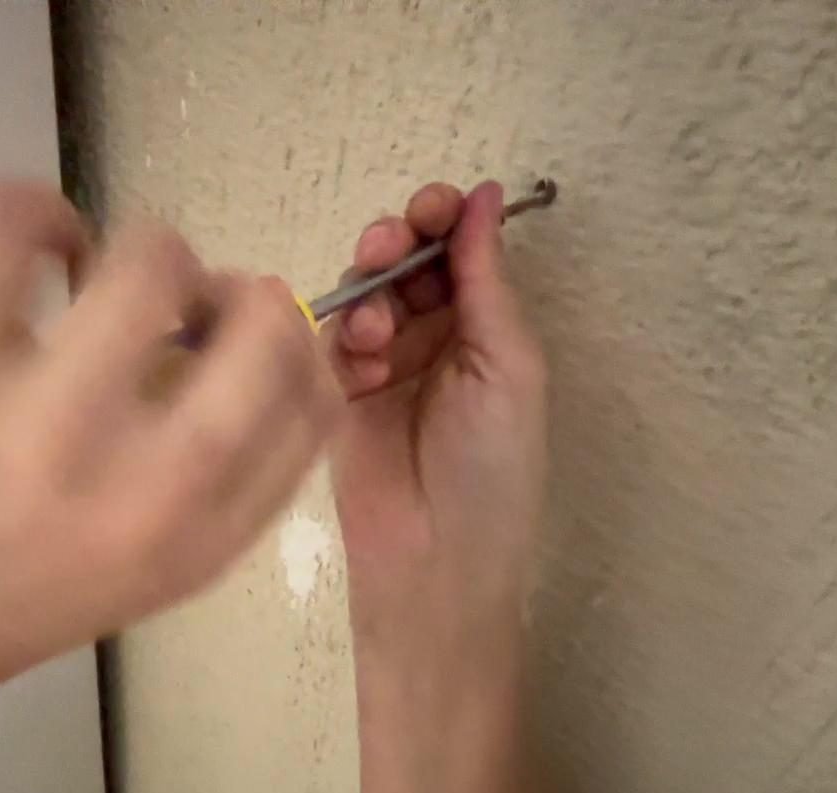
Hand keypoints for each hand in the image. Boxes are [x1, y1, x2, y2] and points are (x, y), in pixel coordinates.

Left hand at [0, 179, 341, 731]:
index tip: (247, 340)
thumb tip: (227, 336)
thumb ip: (211, 480)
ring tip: (95, 283)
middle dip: (241, 291)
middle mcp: (145, 487)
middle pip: (268, 322)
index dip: (296, 348)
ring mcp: (38, 424)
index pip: (314, 407)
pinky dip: (34, 211)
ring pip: (153, 255)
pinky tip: (26, 257)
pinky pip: (14, 215)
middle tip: (181, 305)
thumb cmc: (2, 608)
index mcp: (200, 541)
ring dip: (143, 251)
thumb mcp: (141, 575)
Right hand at [329, 180, 547, 701]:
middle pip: (404, 268)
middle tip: (387, 242)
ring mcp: (379, 368)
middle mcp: (431, 342)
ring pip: (361, 298)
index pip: (457, 257)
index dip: (444, 223)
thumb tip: (483, 195)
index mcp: (483, 332)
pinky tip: (359, 356)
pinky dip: (343, 336)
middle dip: (396, 245)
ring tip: (375, 325)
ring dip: (367, 290)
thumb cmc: (489, 463)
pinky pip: (330, 342)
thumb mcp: (506, 365)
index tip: (433, 205)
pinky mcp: (336, 394)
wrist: (433, 553)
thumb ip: (485, 281)